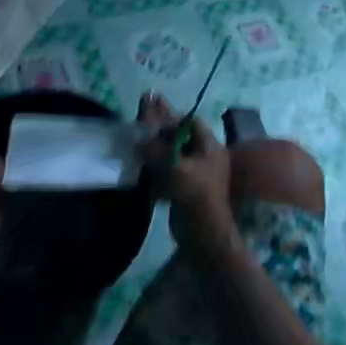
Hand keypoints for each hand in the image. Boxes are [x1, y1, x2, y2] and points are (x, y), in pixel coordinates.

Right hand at [138, 92, 235, 252]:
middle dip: (161, 129)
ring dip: (156, 149)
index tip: (152, 111)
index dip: (172, 115)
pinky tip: (140, 166)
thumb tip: (140, 142)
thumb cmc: (194, 194)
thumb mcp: (175, 167)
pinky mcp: (185, 189)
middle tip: (141, 117)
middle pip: (180, 137)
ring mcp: (195, 174)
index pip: (191, 122)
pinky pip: (169, 172)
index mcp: (209, 146)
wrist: (203, 233)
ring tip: (136, 141)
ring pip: (173, 155)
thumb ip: (156, 151)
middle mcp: (204, 157)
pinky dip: (156, 169)